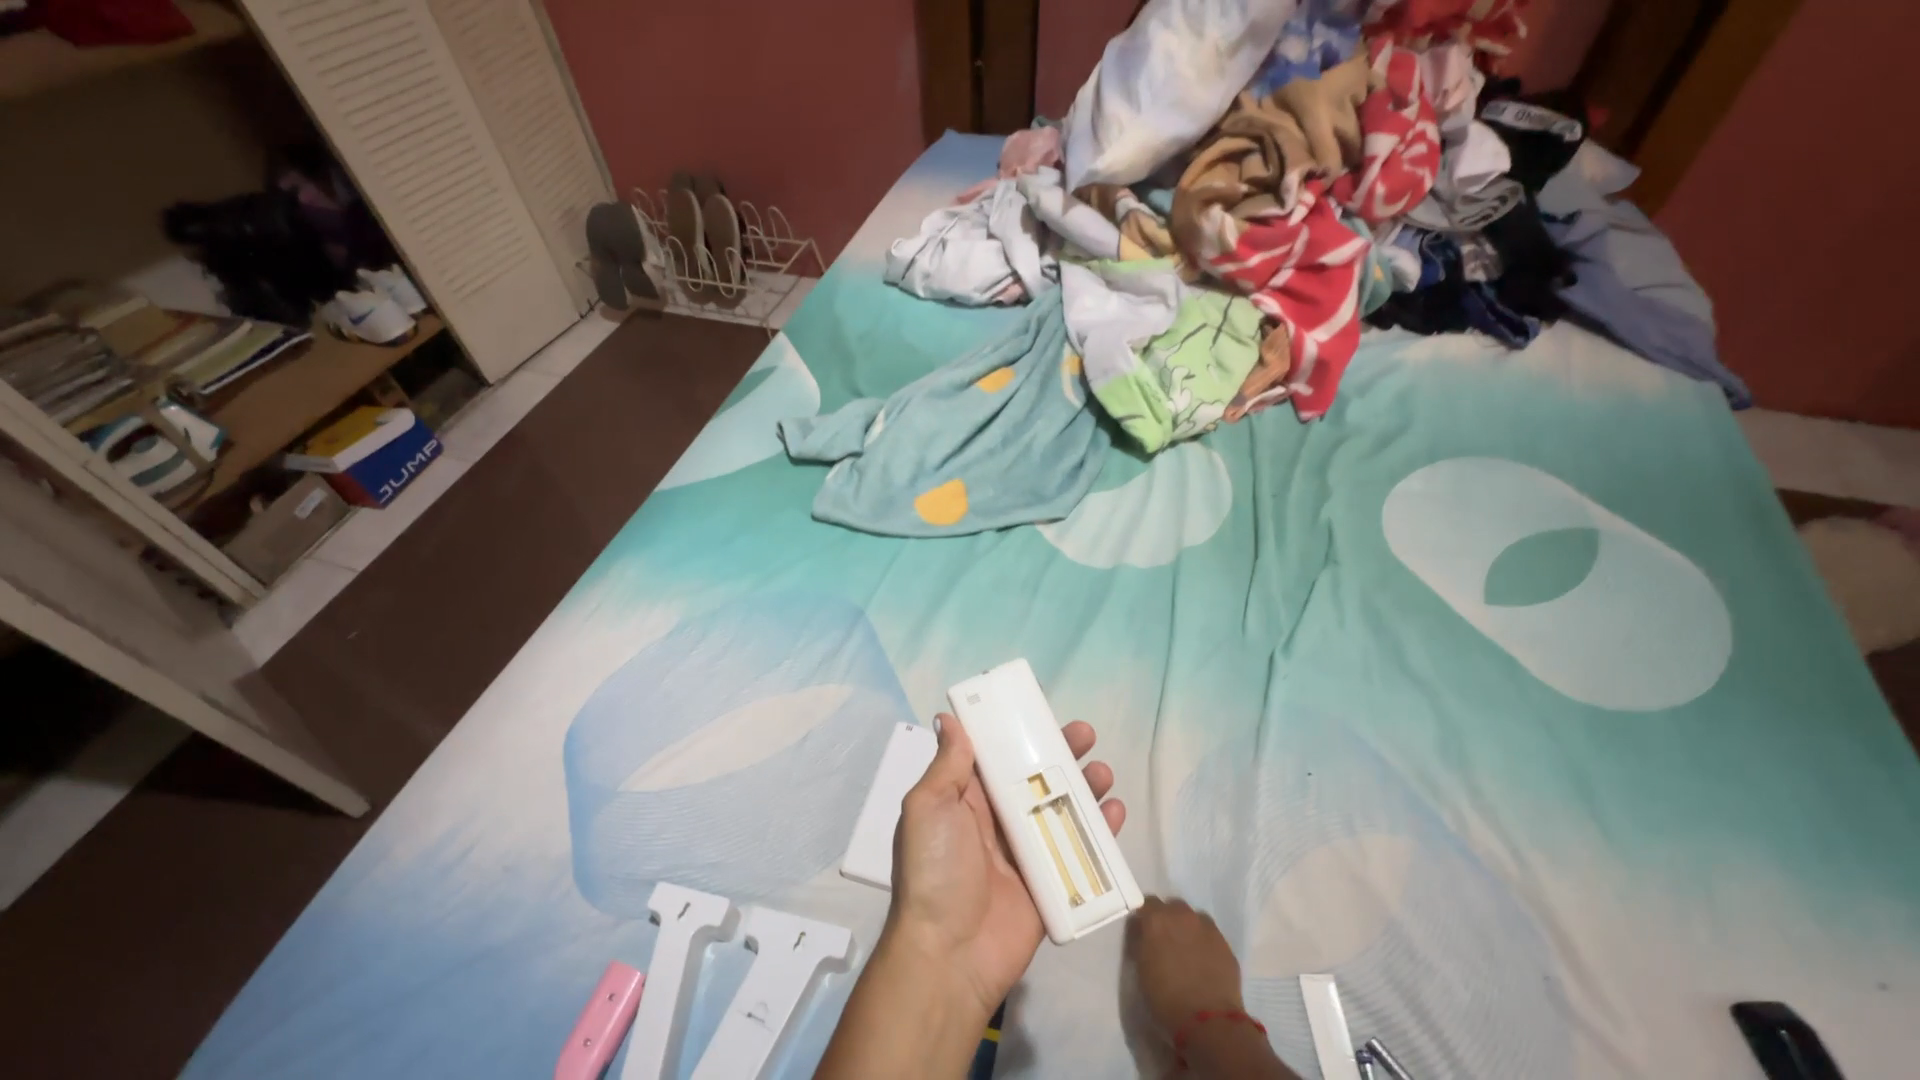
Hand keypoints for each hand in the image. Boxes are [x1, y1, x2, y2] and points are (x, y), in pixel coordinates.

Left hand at [885, 712, 1125, 1016]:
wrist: (949, 953)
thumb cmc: (934, 871)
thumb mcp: (928, 808)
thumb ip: (947, 766)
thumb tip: (950, 719)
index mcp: (965, 801)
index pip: (995, 757)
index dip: (1017, 733)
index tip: (1042, 712)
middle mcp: (996, 822)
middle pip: (1034, 779)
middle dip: (1061, 754)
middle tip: (1086, 735)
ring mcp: (1026, 854)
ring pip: (1062, 810)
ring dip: (1085, 787)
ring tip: (1104, 772)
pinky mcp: (1051, 884)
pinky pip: (1080, 851)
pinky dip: (1101, 830)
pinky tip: (1116, 811)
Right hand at [1126, 896, 1244, 1036]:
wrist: (1207, 1021)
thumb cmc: (1165, 998)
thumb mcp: (1141, 969)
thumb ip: (1141, 943)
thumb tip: (1143, 933)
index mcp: (1157, 920)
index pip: (1147, 903)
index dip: (1145, 917)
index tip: (1143, 931)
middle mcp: (1182, 916)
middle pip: (1173, 906)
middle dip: (1168, 919)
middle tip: (1165, 941)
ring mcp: (1207, 928)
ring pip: (1194, 918)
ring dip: (1188, 928)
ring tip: (1187, 951)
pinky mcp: (1225, 943)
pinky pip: (1211, 935)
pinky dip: (1205, 942)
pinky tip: (1204, 962)